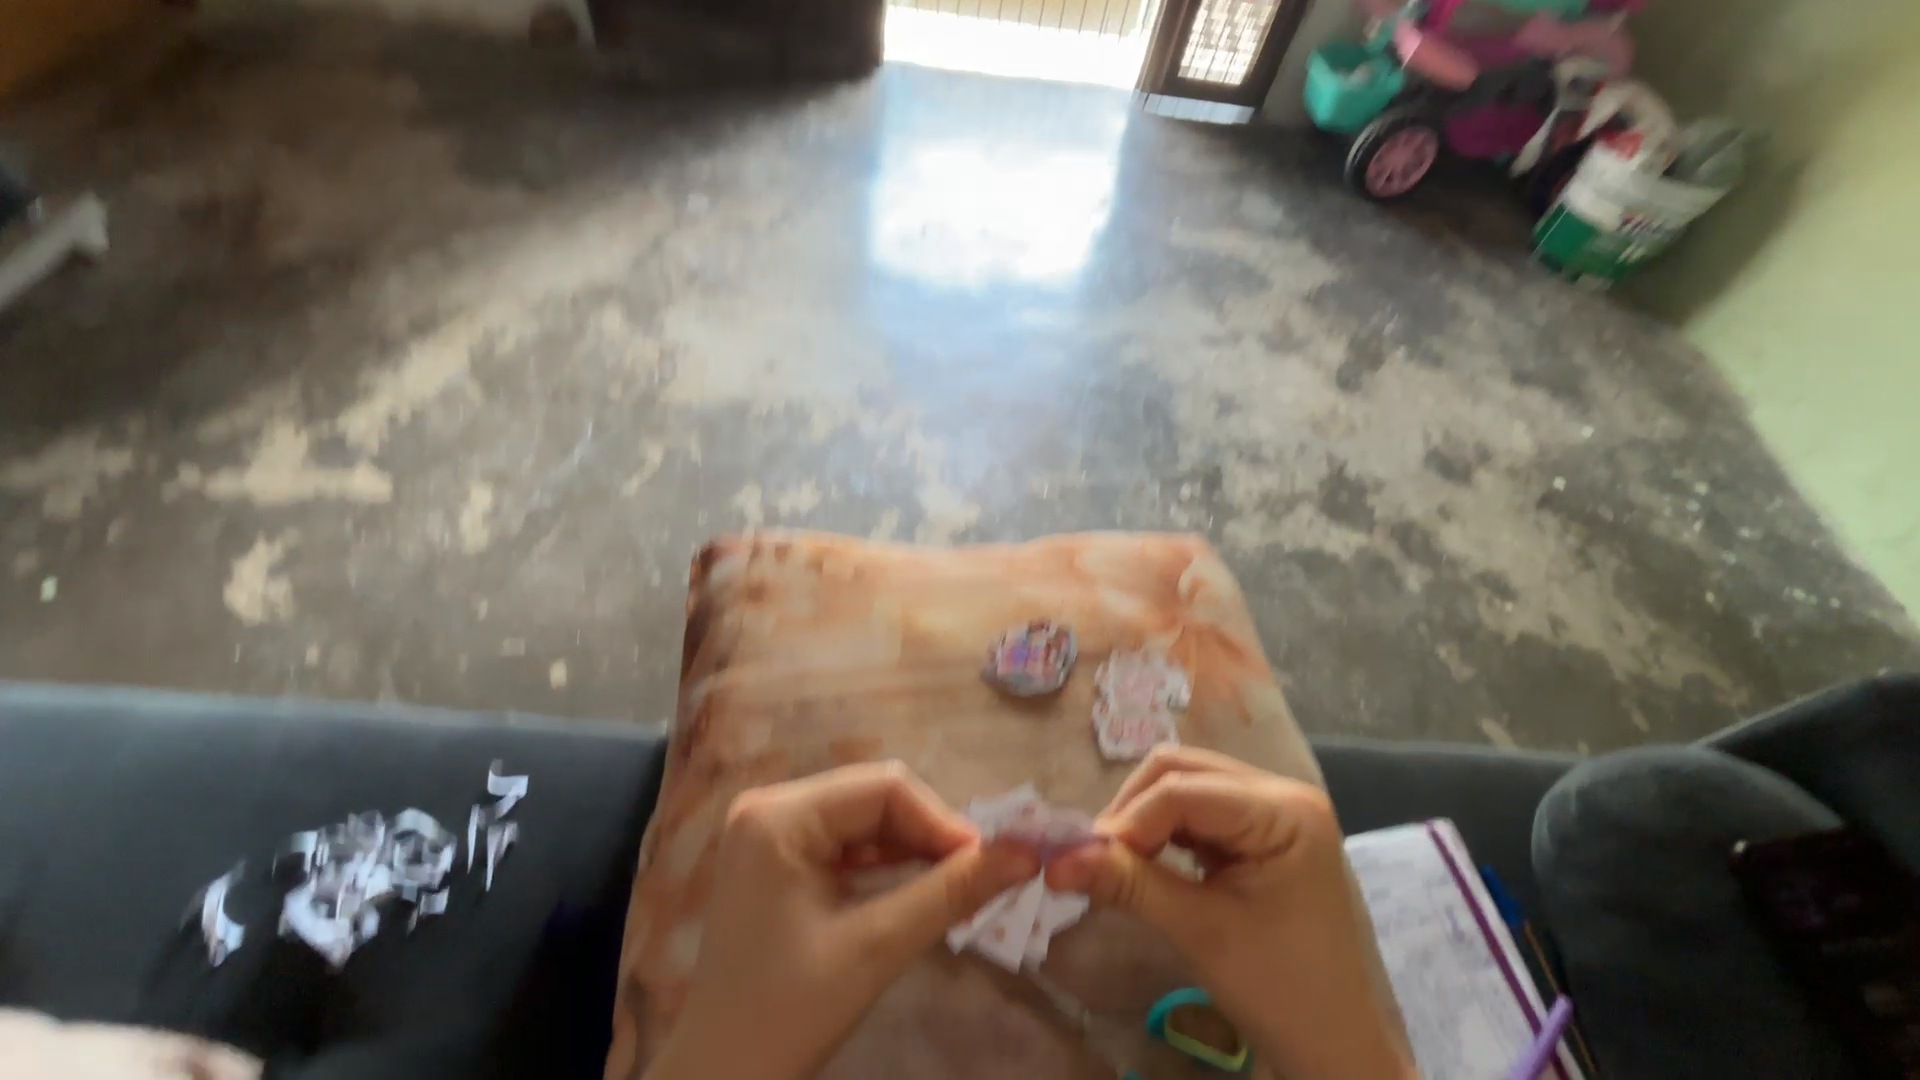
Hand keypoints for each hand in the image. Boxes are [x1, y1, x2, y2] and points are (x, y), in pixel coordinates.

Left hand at [646, 762, 1040, 1079]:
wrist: (721, 1077)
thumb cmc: (789, 1012)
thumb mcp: (877, 947)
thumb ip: (952, 892)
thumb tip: (1028, 852)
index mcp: (778, 815)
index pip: (884, 788)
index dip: (943, 820)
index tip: (990, 862)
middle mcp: (770, 806)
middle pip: (874, 796)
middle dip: (929, 834)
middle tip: (977, 877)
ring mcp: (770, 831)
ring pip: (865, 817)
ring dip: (912, 848)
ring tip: (953, 885)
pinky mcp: (777, 856)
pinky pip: (846, 840)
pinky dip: (885, 861)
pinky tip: (915, 887)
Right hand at [1045, 747, 1414, 1079]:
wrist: (1334, 1050)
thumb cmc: (1279, 991)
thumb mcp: (1199, 931)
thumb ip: (1128, 884)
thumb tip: (1056, 860)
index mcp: (1286, 811)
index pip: (1185, 790)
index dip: (1130, 819)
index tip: (1085, 858)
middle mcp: (1282, 793)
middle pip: (1182, 771)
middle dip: (1133, 810)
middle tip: (1098, 856)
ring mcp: (1272, 810)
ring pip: (1184, 784)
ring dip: (1144, 818)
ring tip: (1117, 862)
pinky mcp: (1258, 831)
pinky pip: (1196, 810)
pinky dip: (1162, 830)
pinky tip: (1146, 861)